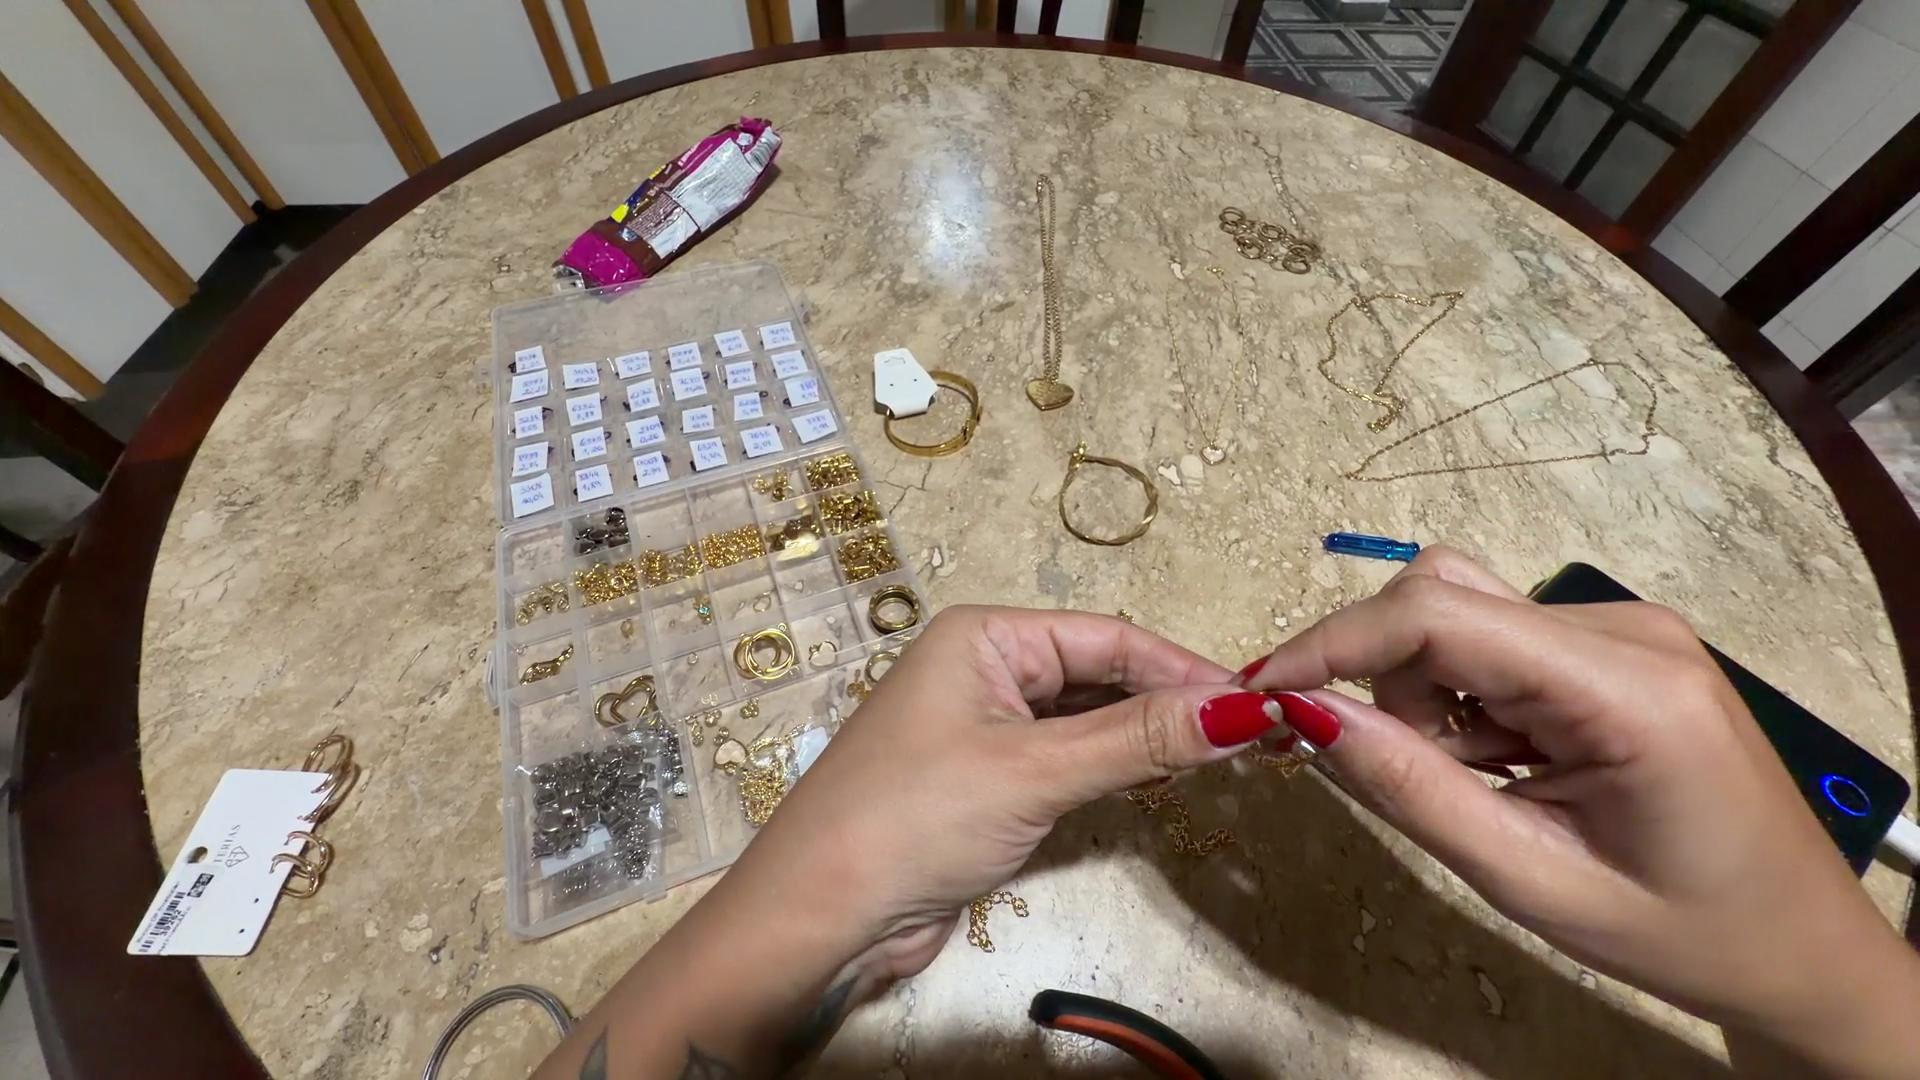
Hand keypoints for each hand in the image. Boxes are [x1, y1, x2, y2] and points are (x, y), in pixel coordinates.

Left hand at [537, 606, 1289, 1078]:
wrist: (820, 917)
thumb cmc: (916, 815)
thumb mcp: (1032, 770)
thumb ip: (1137, 739)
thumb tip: (1243, 707)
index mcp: (984, 637)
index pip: (1104, 638)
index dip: (1182, 666)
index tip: (1257, 699)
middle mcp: (985, 669)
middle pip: (1097, 674)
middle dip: (1169, 703)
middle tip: (1253, 733)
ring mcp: (985, 725)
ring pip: (1085, 718)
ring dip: (1145, 737)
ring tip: (1222, 754)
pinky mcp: (989, 778)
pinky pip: (1065, 758)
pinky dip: (1112, 768)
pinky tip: (1158, 777)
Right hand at [1240, 548, 1919, 1078]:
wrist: (1802, 952)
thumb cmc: (1678, 932)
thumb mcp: (1526, 878)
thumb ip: (1405, 787)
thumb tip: (1299, 709)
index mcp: (1627, 686)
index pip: (1435, 614)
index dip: (1331, 641)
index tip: (1262, 687)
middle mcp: (1620, 627)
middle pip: (1437, 599)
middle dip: (1387, 677)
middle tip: (1411, 765)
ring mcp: (1614, 628)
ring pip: (1450, 611)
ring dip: (1419, 689)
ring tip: (1470, 773)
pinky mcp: (1598, 642)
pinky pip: (1479, 635)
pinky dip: (1449, 692)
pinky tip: (1492, 755)